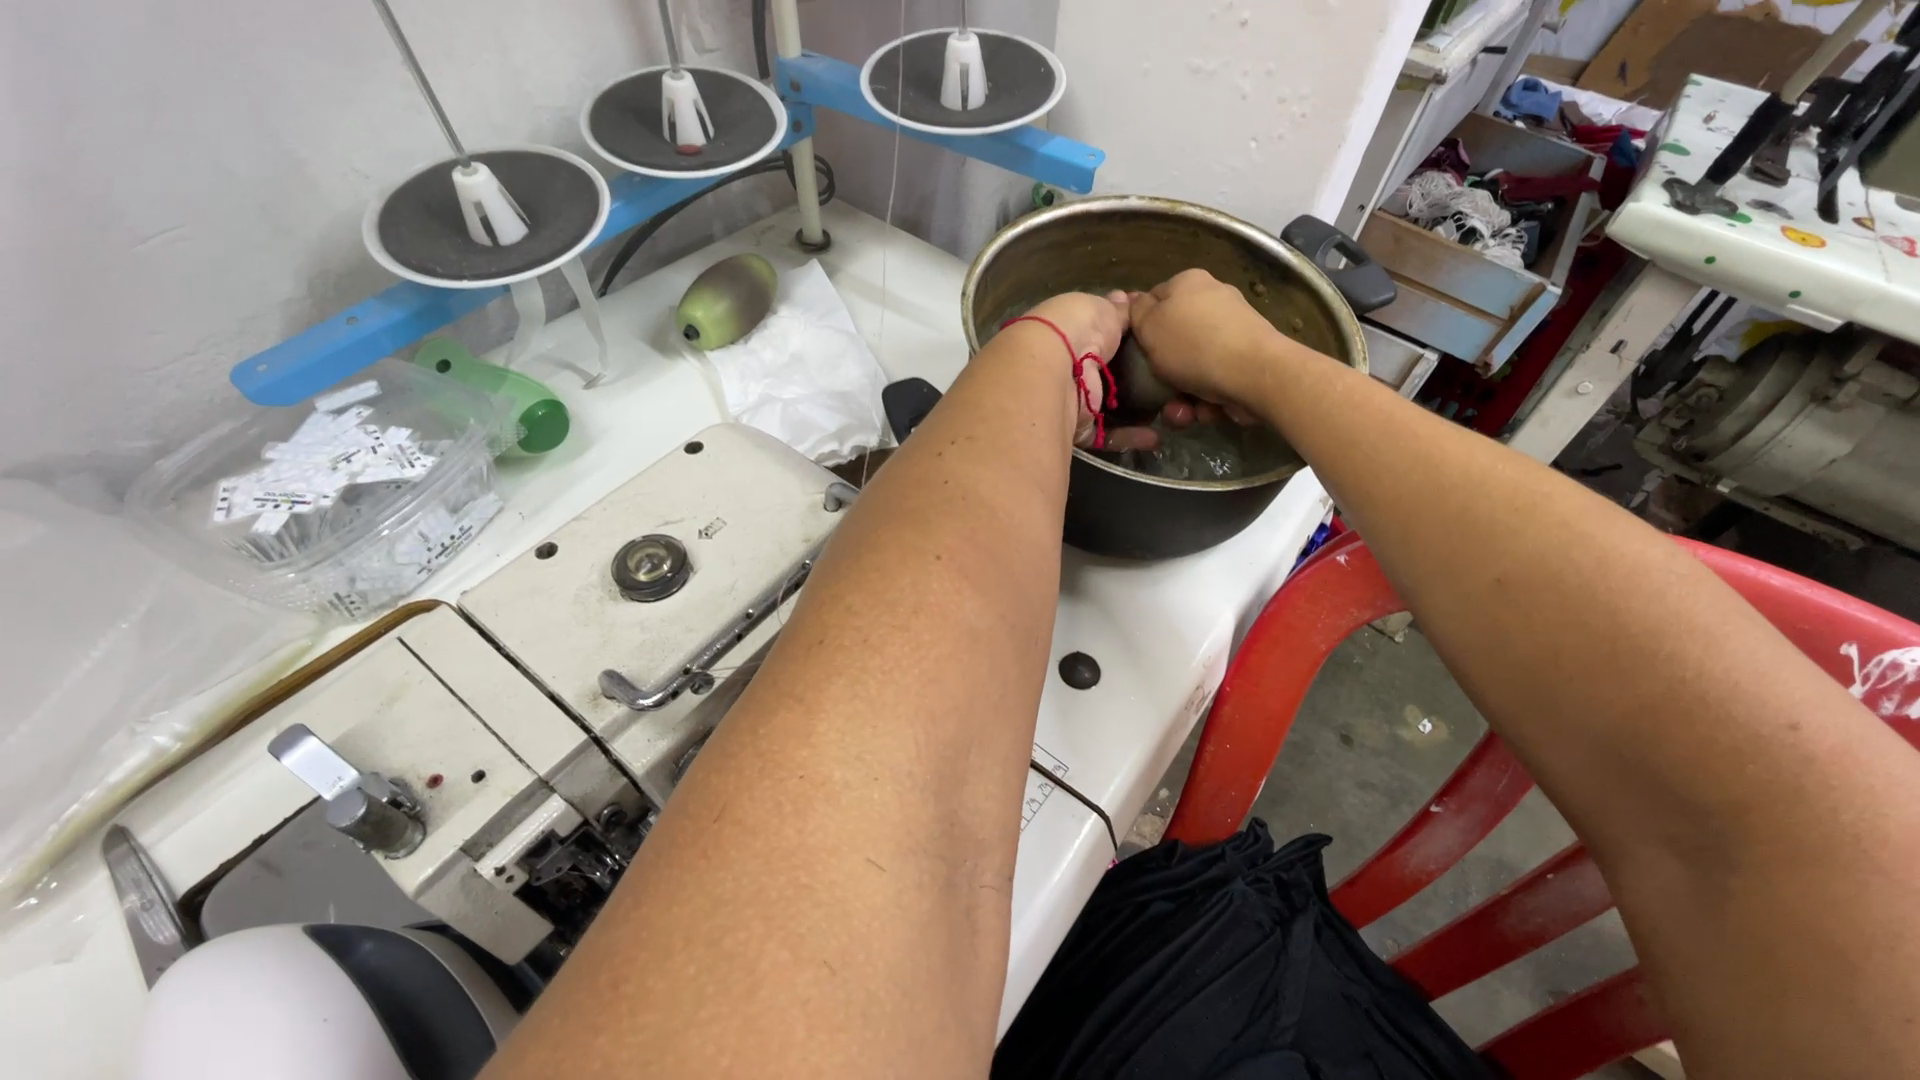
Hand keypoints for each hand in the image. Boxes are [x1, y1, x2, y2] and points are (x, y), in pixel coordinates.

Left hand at [1013, 292, 1155, 450]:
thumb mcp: (1104, 310)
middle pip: (1107, 375)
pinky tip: (1155, 436)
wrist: (1057, 366)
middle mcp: (1071, 368)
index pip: (1100, 338)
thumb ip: (1119, 312)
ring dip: (1137, 412)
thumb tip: (1126, 299)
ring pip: (1109, 408)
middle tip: (1168, 381)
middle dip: (1135, 379)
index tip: (1155, 343)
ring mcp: (1074, 399)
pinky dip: (1129, 436)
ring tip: (1168, 411)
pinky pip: (1106, 434)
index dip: (1125, 339)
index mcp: (1072, 334)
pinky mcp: (1078, 427)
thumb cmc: (1080, 327)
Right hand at [1126, 269, 1285, 409]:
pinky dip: (1207, 398)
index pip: (1153, 302)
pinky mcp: (1248, 357)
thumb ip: (1135, 312)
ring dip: (1183, 395)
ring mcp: (1233, 329)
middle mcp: (1213, 299)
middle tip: (1159, 395)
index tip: (1135, 356)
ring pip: (1193, 366)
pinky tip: (1207, 410)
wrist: (1256, 374)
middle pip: (1174, 341)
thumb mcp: (1149, 326)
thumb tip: (1134, 300)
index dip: (1141, 331)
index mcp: (1188, 283)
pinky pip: (1215, 378)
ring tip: (1184, 413)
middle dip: (1164, 374)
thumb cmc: (1193, 347)